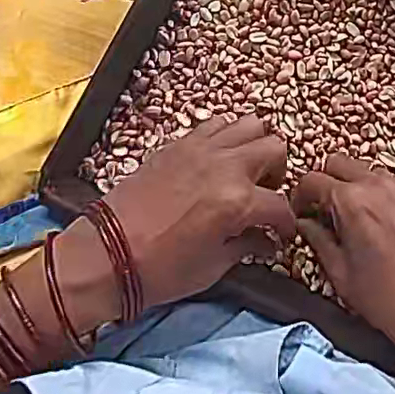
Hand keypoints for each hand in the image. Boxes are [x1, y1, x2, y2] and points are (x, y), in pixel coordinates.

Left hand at [98, 115, 299, 309]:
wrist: (108, 252)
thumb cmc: (161, 269)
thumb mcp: (213, 266)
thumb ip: (246, 246)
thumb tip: (264, 240)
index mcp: (237, 200)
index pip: (280, 205)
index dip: (285, 224)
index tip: (280, 233)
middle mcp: (225, 165)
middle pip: (274, 148)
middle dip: (278, 174)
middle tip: (265, 195)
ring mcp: (201, 148)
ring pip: (249, 124)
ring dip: (255, 147)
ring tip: (244, 172)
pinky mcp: (179, 143)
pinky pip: (215, 125)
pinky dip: (225, 138)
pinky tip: (217, 161)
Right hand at [291, 155, 394, 380]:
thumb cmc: (389, 301)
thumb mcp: (340, 273)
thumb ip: (317, 239)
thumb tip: (305, 223)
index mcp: (351, 201)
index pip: (312, 180)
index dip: (300, 196)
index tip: (302, 211)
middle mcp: (378, 185)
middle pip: (338, 163)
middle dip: (327, 183)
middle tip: (326, 210)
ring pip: (367, 171)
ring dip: (355, 187)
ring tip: (358, 219)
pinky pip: (394, 184)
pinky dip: (383, 196)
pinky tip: (387, 225)